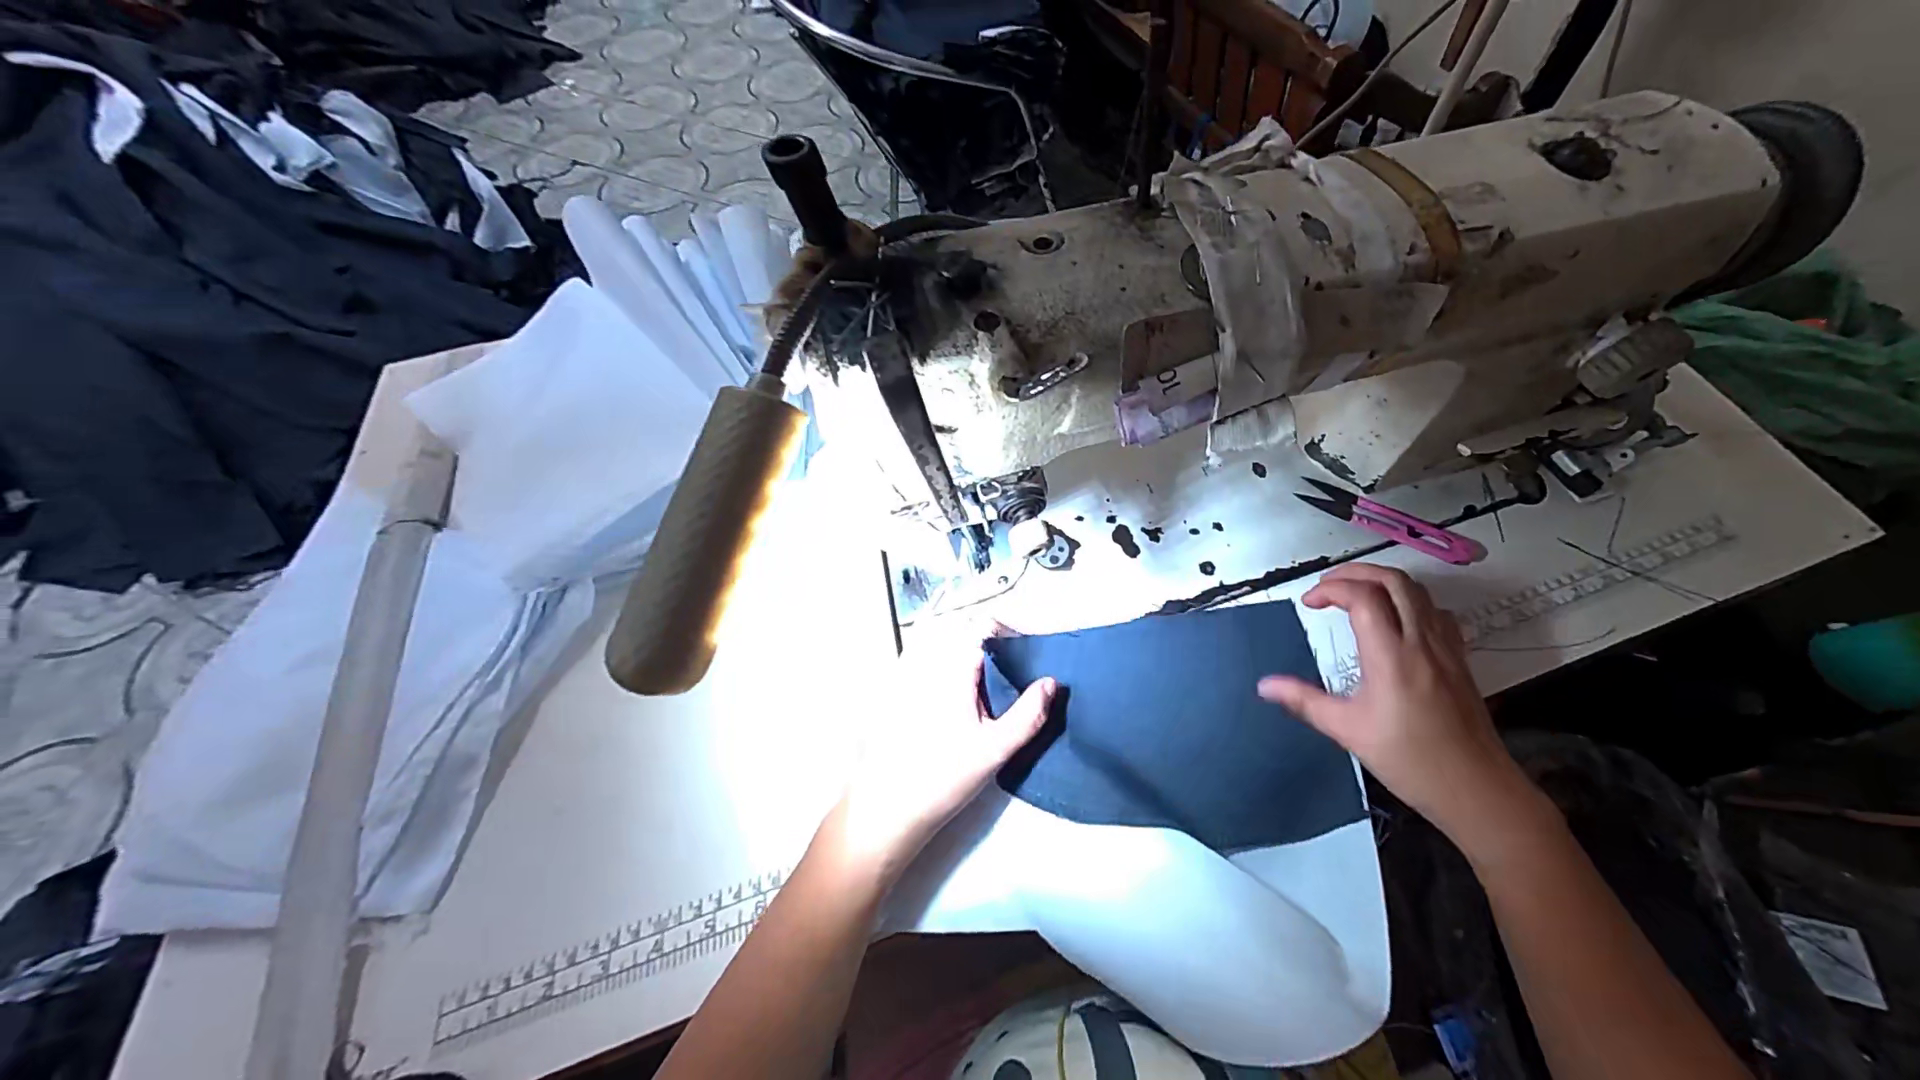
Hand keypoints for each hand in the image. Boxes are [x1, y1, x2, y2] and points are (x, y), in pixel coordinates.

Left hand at [828, 625, 1055, 881]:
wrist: (891, 808)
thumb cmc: (945, 777)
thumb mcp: (995, 749)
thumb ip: (1028, 715)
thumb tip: (1051, 683)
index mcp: (952, 671)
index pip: (982, 628)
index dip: (1009, 634)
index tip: (1029, 656)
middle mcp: (930, 667)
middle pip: (968, 637)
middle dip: (996, 649)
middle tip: (1020, 677)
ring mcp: (913, 680)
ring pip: (952, 654)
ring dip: (977, 662)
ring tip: (998, 691)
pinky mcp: (904, 697)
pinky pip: (937, 671)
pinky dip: (959, 676)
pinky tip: (970, 707)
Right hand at [1257, 564, 1541, 848]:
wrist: (1477, 789)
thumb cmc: (1409, 760)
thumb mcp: (1346, 730)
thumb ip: (1303, 700)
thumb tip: (1264, 685)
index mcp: (1391, 656)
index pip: (1362, 597)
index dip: (1331, 590)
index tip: (1309, 604)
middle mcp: (1421, 642)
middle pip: (1394, 581)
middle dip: (1356, 573)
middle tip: (1328, 587)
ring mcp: (1446, 649)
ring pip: (1419, 592)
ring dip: (1384, 582)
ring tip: (1356, 595)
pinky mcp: (1460, 660)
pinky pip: (1436, 613)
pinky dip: (1411, 602)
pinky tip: (1396, 621)